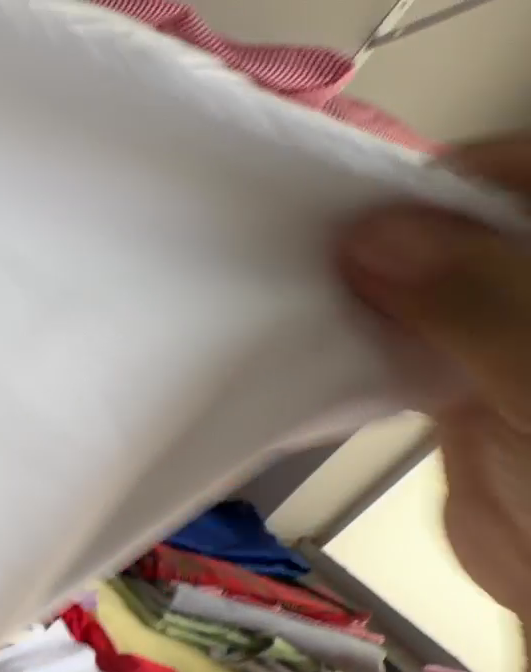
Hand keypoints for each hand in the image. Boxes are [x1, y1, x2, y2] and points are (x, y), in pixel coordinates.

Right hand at [338, 136, 530, 617]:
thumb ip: (479, 302)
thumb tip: (370, 230)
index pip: (528, 178)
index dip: (453, 178)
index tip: (353, 203)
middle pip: (465, 225)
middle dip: (385, 229)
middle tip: (290, 240)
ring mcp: (503, 334)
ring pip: (420, 280)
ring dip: (353, 282)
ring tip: (275, 281)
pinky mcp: (454, 385)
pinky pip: (393, 339)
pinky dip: (347, 334)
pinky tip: (300, 335)